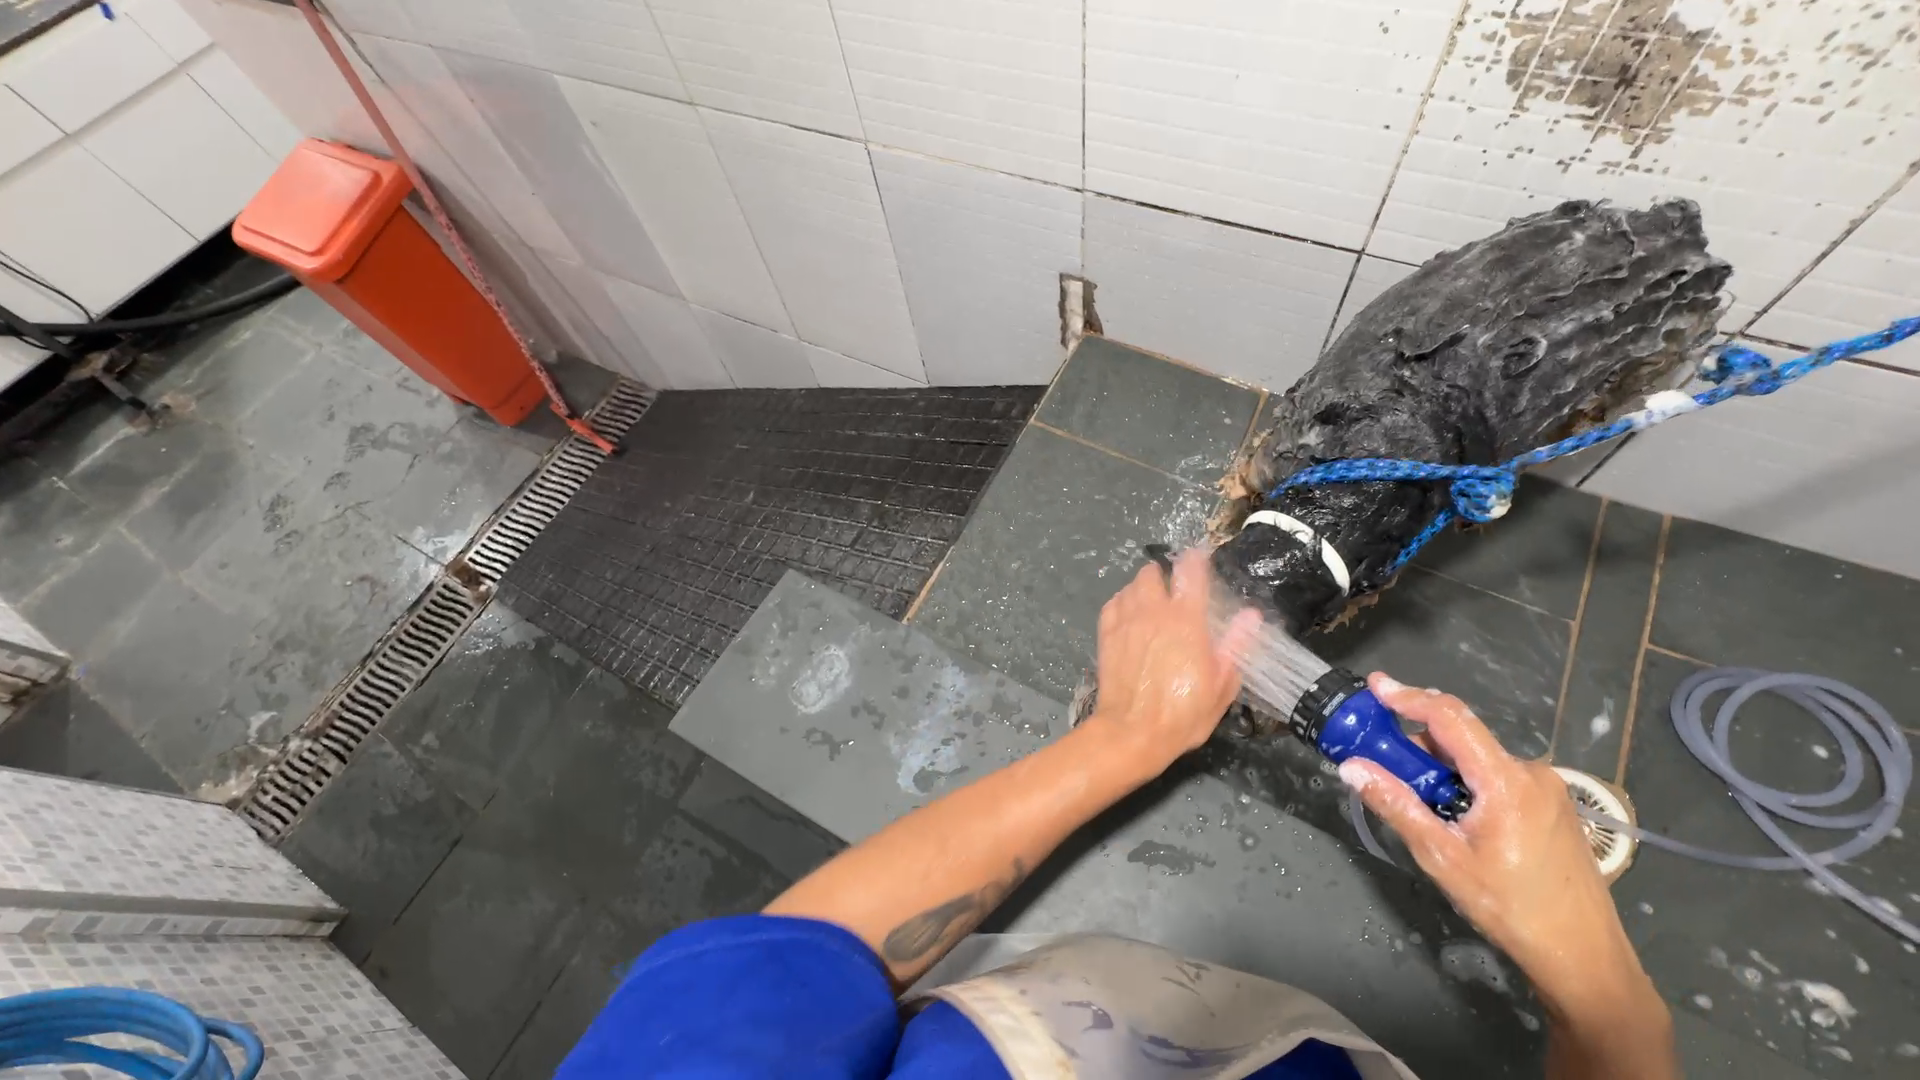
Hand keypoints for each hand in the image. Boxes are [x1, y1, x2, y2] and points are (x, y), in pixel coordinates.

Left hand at [1083, 549, 1259, 775]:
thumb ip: (1235, 645)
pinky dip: (1123, 603)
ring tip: (1152, 602)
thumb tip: (1251, 616)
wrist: (1132, 731)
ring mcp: (1125, 621)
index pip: (1190, 572)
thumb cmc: (1183, 713)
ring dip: (1143, 588)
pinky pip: (1113, 603)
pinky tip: (1130, 616)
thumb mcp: (1221, 685)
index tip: (1200, 557)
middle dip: (1164, 575)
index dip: (1196, 559)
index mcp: (1186, 620)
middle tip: (1174, 590)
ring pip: (1131, 585)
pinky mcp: (1106, 634)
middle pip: (1153, 572)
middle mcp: (1153, 611)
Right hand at [1339, 674, 1662, 1025]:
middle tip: (1383, 763)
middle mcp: (1531, 772)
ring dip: (1442, 769)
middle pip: (1462, 738)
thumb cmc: (1509, 907)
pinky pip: (1497, 776)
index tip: (1375, 685)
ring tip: (1423, 807)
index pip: (1450, 718)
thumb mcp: (1442, 858)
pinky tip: (1457, 818)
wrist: (1584, 957)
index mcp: (1506, 780)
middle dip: (1417, 744)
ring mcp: (1548, 788)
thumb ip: (1397, 806)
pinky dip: (1466, 782)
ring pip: (1478, 759)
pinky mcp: (1554, 805)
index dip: (1408, 696)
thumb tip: (1352, 767)